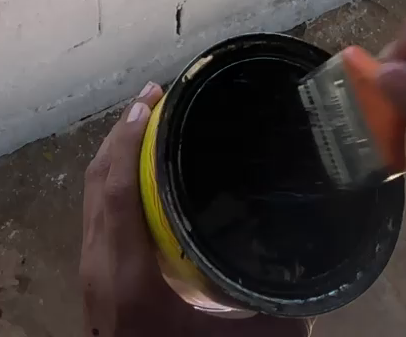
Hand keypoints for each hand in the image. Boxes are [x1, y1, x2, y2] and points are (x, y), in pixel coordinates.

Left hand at [80, 82, 307, 336]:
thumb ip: (277, 308)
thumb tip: (316, 267)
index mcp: (128, 279)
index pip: (115, 191)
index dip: (130, 140)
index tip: (150, 102)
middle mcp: (98, 267)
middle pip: (96, 181)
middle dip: (121, 132)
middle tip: (154, 97)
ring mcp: (89, 272)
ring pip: (90, 194)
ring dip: (114, 152)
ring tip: (145, 121)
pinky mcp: (92, 277)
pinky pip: (95, 211)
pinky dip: (111, 178)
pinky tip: (138, 172)